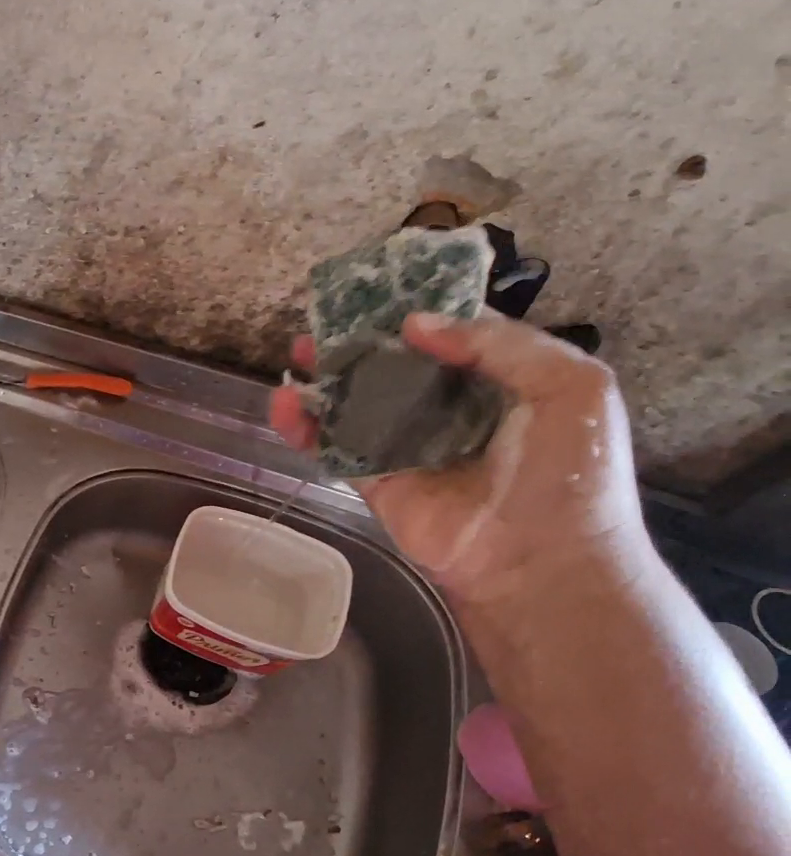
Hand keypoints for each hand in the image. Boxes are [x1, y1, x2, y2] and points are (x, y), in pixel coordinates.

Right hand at [269, 312, 647, 608]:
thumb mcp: (570, 388)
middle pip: (393, 367)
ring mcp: (406, 446)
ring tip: (296, 356)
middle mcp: (448, 410)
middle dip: (358, 344)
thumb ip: (502, 345)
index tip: (379, 295)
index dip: (417, 315)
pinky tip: (285, 404)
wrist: (538, 561)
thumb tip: (413, 325)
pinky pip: (332, 447)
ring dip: (324, 379)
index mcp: (500, 383)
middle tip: (322, 325)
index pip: (451, 338)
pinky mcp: (373, 480)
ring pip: (355, 403)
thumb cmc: (567, 473)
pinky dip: (304, 426)